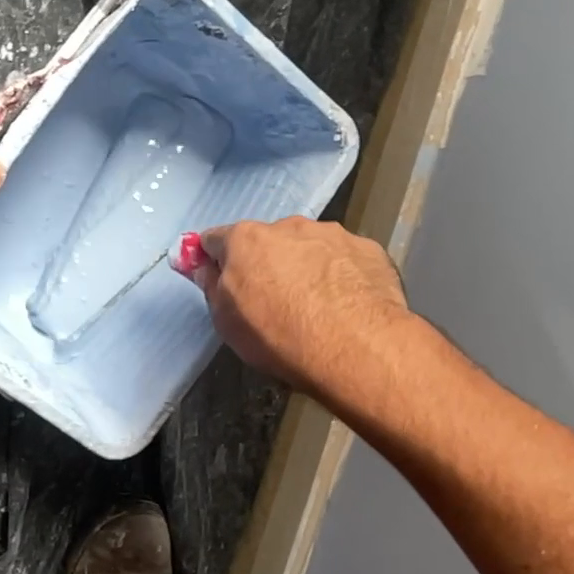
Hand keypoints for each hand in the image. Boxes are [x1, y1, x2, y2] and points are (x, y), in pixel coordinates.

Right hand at [195, 219, 412, 402]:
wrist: (356, 347)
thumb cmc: (280, 335)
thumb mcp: (226, 320)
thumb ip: (212, 286)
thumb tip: (204, 268)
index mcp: (245, 239)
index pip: (215, 239)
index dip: (212, 259)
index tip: (216, 278)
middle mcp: (288, 226)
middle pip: (266, 241)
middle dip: (265, 263)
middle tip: (272, 301)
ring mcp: (332, 235)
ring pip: (309, 247)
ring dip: (305, 267)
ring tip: (316, 308)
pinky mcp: (368, 250)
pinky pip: (345, 259)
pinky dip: (341, 276)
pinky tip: (346, 306)